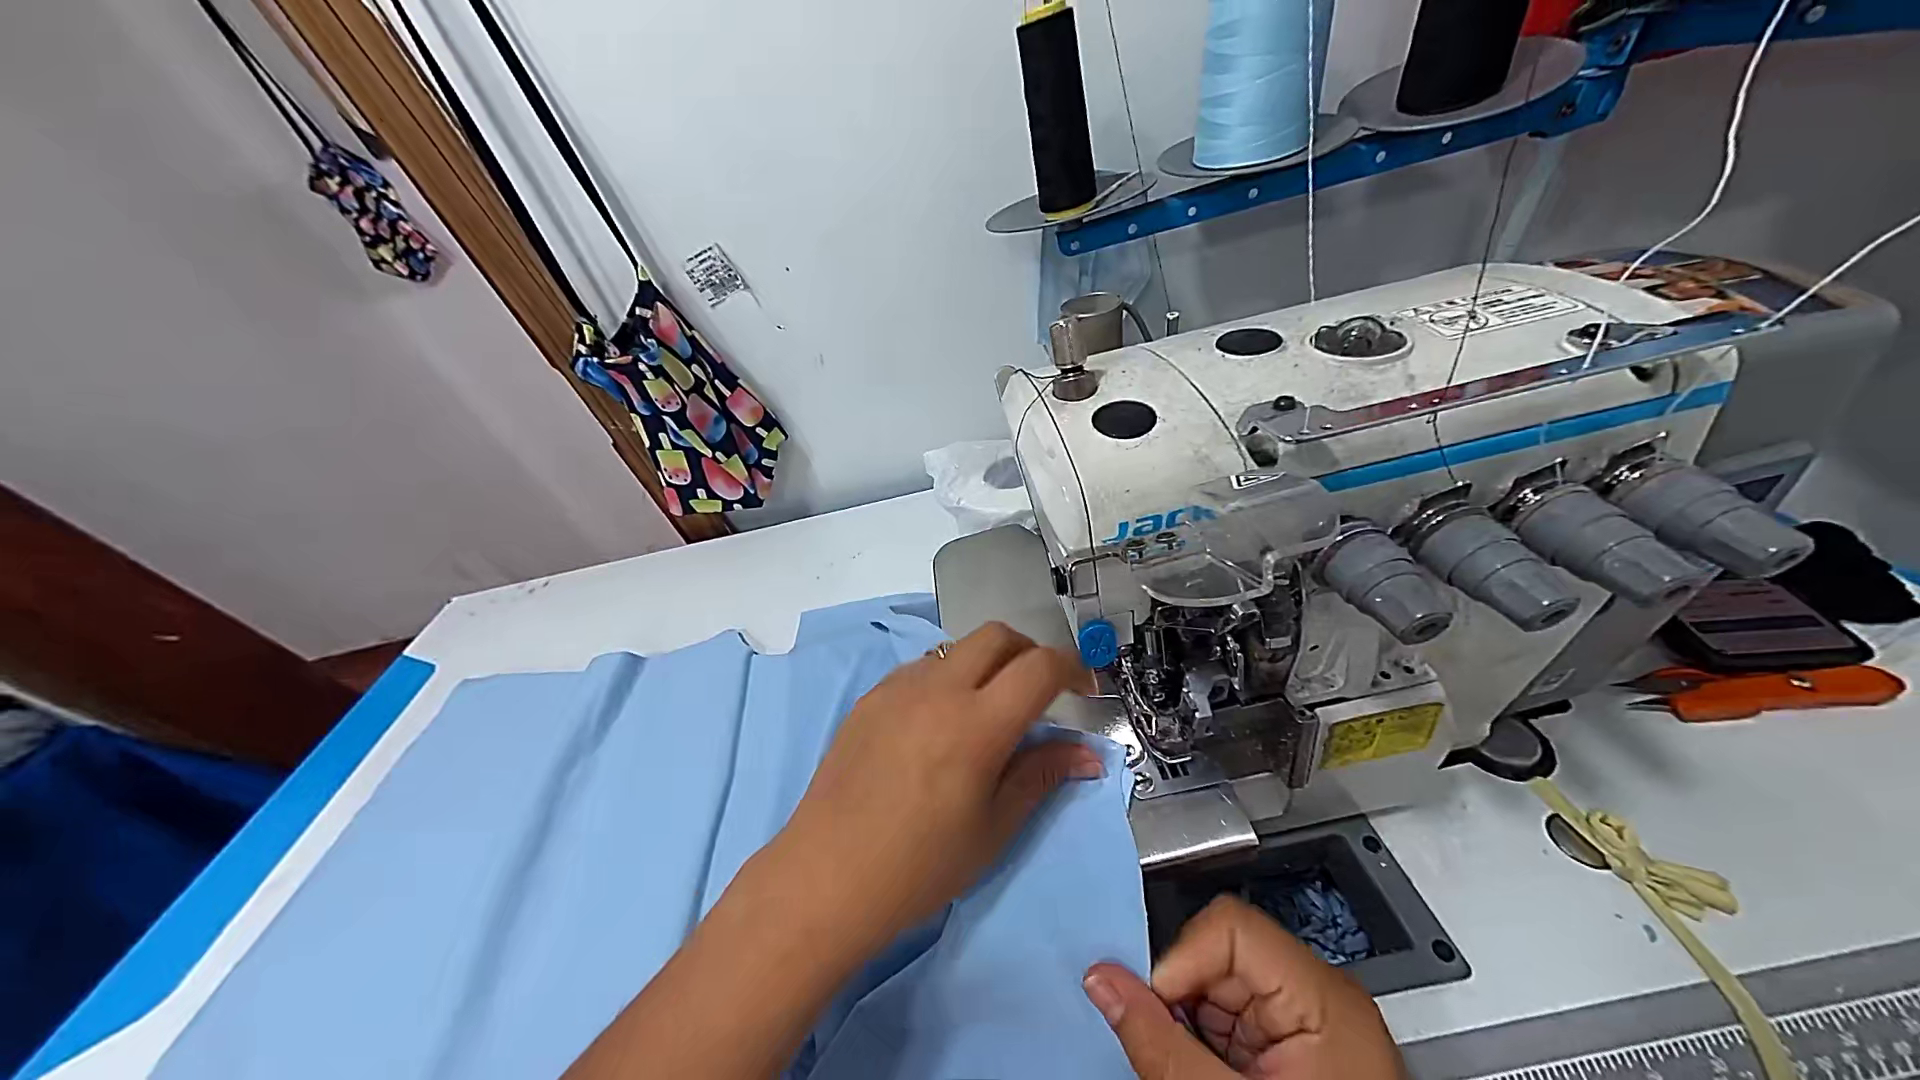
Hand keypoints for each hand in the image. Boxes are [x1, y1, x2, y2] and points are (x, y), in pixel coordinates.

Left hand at [778, 622, 1100, 942]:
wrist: (827, 876)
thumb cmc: (919, 866)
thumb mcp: (994, 828)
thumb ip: (1041, 776)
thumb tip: (1086, 754)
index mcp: (977, 724)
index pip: (1039, 667)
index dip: (1071, 668)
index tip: (1083, 688)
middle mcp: (938, 690)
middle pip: (997, 636)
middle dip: (1030, 651)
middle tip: (1040, 691)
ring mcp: (898, 688)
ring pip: (956, 648)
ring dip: (985, 663)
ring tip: (987, 711)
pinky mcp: (870, 698)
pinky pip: (921, 668)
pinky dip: (947, 678)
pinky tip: (939, 723)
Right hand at [1082, 895, 1406, 1079]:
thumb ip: (1162, 1044)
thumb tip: (1103, 981)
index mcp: (1324, 1000)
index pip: (1229, 927)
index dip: (1181, 960)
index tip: (1156, 1008)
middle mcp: (1319, 997)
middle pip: (1217, 952)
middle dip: (1178, 996)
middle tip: (1169, 1049)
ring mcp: (1306, 1022)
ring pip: (1215, 983)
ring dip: (1187, 1022)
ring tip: (1196, 1071)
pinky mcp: (1293, 1045)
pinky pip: (1228, 1014)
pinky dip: (1202, 1040)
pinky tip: (1208, 1073)